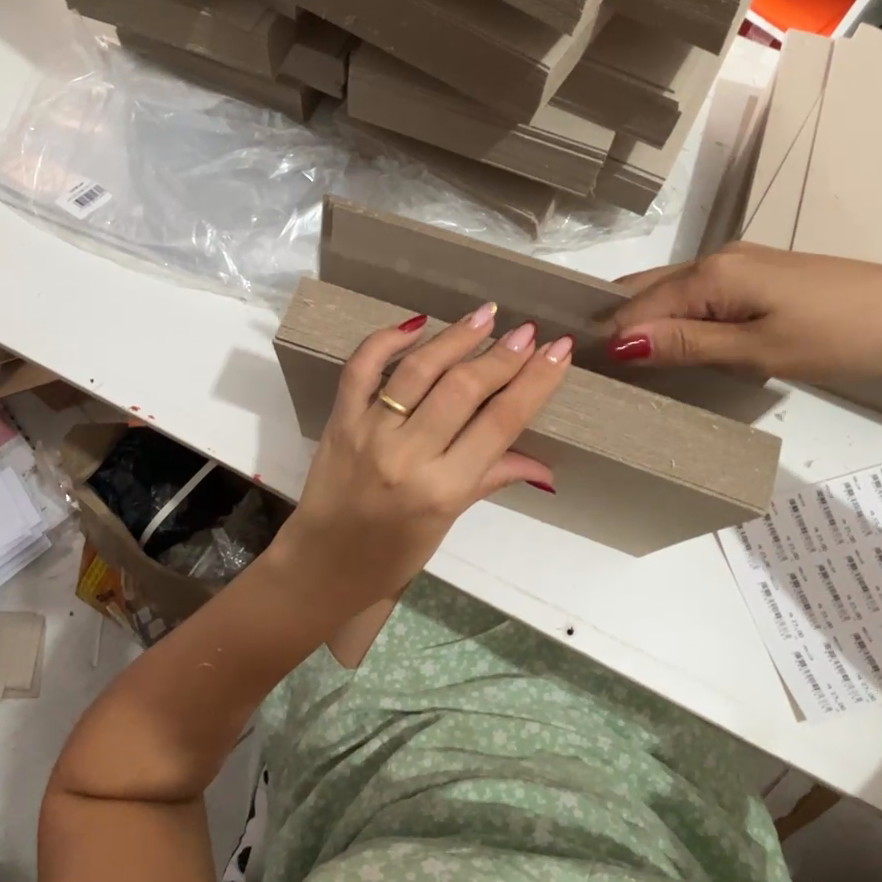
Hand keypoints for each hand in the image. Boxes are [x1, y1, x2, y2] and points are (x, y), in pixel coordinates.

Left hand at [280, 302, 573, 604]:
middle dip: (502, 355)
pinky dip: (385, 340)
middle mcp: (407, 456)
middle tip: (528, 331)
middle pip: (464, 389)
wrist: (323, 566)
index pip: (500, 423)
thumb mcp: (447, 522)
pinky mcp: (339, 420)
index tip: (558, 350)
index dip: (534, 382)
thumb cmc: (392, 554)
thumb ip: (489, 479)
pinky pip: (361, 369)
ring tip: (486, 316)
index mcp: (443, 489)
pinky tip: (415, 324)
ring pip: (418, 371)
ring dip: (456, 338)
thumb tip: (544, 466)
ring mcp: (369, 433)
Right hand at [604, 244, 881, 383]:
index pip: (636, 307)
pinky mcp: (759, 278)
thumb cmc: (840, 337)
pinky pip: (695, 297)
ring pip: (668, 293)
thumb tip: (618, 344)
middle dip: (613, 324)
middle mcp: (717, 260)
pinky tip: (664, 345)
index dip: (604, 338)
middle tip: (585, 367)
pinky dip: (670, 319)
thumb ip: (685, 344)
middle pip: (644, 290)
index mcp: (712, 273)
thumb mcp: (758, 350)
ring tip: (616, 364)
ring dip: (641, 322)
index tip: (574, 372)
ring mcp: (740, 266)